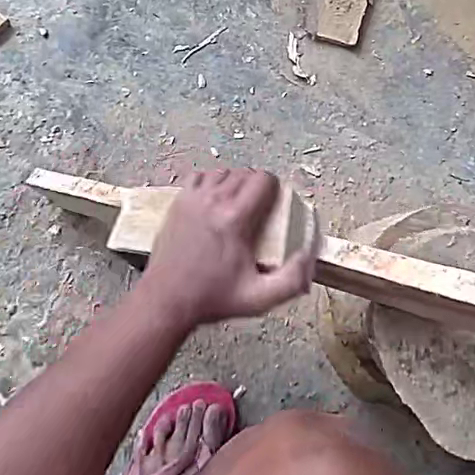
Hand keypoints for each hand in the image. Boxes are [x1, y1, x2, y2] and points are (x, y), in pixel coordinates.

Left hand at [135, 169, 317, 329]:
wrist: (166, 301)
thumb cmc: (212, 298)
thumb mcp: (259, 298)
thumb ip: (292, 279)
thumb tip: (308, 254)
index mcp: (236, 219)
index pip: (263, 179)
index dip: (274, 187)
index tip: (274, 203)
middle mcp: (214, 202)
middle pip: (245, 174)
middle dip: (256, 186)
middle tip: (258, 208)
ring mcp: (193, 200)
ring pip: (223, 173)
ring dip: (234, 183)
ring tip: (237, 204)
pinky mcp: (178, 203)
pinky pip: (200, 177)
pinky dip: (211, 182)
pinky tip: (214, 199)